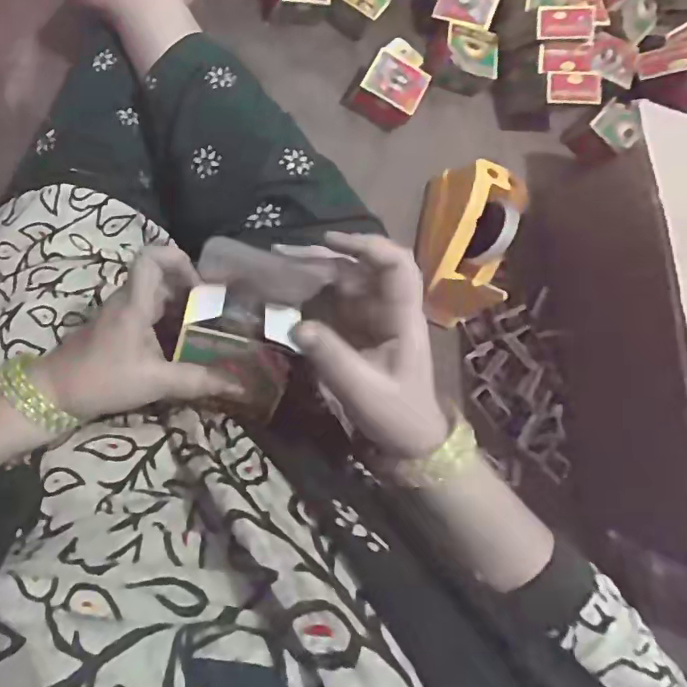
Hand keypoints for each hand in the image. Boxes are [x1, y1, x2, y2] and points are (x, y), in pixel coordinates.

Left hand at [34, 244, 242, 419]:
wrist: (55, 392)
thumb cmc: (103, 380)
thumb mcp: (155, 382)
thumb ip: (197, 380)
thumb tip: (240, 385)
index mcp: (134, 302)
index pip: (150, 258)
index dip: (177, 259)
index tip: (200, 287)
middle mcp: (127, 299)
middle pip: (160, 276)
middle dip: (189, 290)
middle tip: (214, 314)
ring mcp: (120, 312)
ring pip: (155, 295)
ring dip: (179, 308)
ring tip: (204, 331)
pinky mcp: (117, 326)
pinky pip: (147, 311)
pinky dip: (166, 322)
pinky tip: (181, 346)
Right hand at [291, 232, 449, 459]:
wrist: (410, 445)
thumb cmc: (398, 416)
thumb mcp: (364, 392)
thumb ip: (332, 358)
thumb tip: (297, 326)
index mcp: (402, 317)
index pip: (396, 266)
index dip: (367, 245)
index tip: (330, 241)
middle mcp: (386, 309)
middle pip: (360, 268)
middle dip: (324, 256)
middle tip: (282, 254)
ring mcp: (370, 319)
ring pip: (342, 282)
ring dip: (312, 271)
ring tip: (277, 266)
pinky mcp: (354, 331)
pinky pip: (331, 303)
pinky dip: (308, 294)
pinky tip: (283, 293)